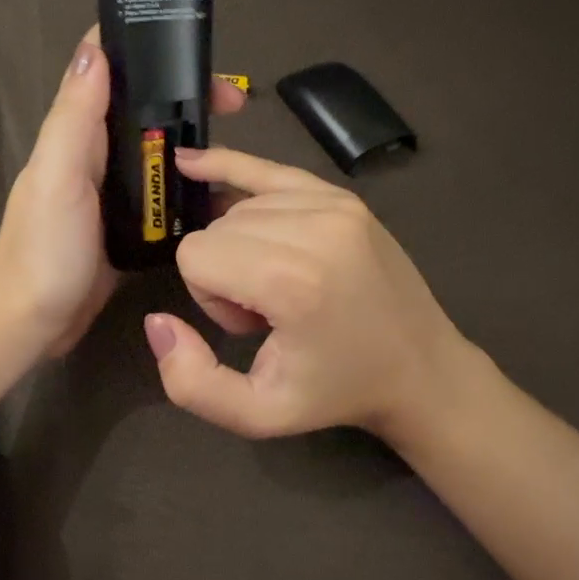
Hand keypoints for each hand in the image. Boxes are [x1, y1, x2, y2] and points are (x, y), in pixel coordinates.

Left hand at [0, 26, 246, 356]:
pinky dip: (188, 181)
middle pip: (142, 108)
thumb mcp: (59, 175)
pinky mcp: (126, 225)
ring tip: (238, 138)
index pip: (107, 72)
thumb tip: (94, 49)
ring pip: (156, 148)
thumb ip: (74, 115)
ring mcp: (110, 191)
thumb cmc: (45, 248)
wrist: (34, 323)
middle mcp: (92, 154)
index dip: (146, 49)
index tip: (195, 44)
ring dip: (192, 135)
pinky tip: (221, 186)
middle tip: (235, 102)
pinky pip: (162, 191)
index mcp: (74, 134)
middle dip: (185, 94)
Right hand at [143, 147, 477, 442]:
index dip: (208, 296)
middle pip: (214, 228)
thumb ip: (190, 383)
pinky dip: (232, 172)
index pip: (195, 255)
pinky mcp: (342, 196)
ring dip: (241, 245)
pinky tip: (194, 164)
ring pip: (236, 206)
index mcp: (291, 281)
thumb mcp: (257, 414)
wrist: (421, 370)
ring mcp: (333, 205)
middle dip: (223, 272)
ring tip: (279, 284)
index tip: (248, 326)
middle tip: (266, 312)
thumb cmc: (336, 391)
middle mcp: (313, 229)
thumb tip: (157, 322)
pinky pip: (267, 170)